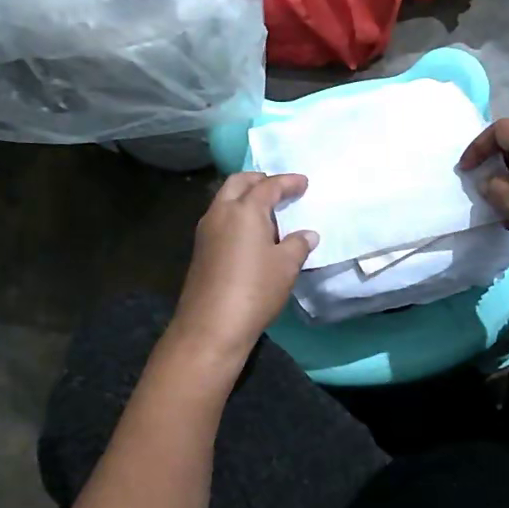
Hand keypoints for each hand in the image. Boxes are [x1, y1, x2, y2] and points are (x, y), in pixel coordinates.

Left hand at [170, 172, 315, 355]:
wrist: (211, 326)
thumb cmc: (255, 290)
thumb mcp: (286, 266)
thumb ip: (298, 244)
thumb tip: (307, 234)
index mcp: (244, 210)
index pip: (268, 186)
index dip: (288, 182)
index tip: (303, 183)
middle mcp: (221, 212)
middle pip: (239, 183)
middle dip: (260, 180)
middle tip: (279, 188)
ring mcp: (206, 230)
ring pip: (225, 199)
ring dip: (245, 197)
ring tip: (267, 210)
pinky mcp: (201, 248)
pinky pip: (220, 218)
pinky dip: (236, 214)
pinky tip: (251, 233)